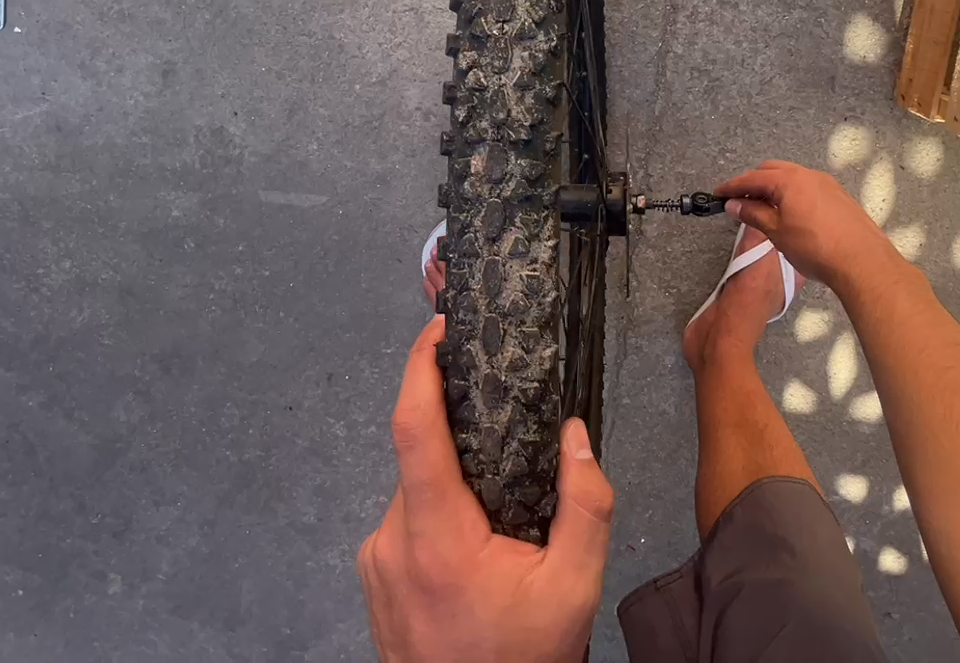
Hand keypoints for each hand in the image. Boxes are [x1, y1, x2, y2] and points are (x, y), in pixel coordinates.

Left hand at [358, 316, 614, 662]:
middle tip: (506, 437)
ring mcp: (376, 559)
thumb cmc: (521, 657)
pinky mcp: (374, 575)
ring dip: (452, 477)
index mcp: (435, 535)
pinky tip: (475, 538)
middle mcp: (391, 539)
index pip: (413, 428)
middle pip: (419, 455)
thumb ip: (585, 505)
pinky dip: (438, 506)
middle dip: (459, 434)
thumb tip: (575, 435)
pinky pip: (406, 516)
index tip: (437, 329)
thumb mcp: (573, 588)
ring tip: (499, 507)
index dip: (419, 368)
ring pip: (414, 487)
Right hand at [717, 159, 899, 288]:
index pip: (752, 178)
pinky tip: (789, 212)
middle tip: (739, 199)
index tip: (719, 194)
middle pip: (772, 170)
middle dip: (752, 182)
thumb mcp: (776, 232)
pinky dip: (791, 192)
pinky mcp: (839, 197)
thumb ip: (752, 213)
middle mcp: (809, 175)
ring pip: (792, 177)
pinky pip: (807, 186)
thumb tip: (734, 204)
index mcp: (789, 180)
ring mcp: (827, 184)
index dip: (732, 186)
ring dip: (773, 187)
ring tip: (762, 207)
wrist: (863, 262)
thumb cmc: (816, 248)